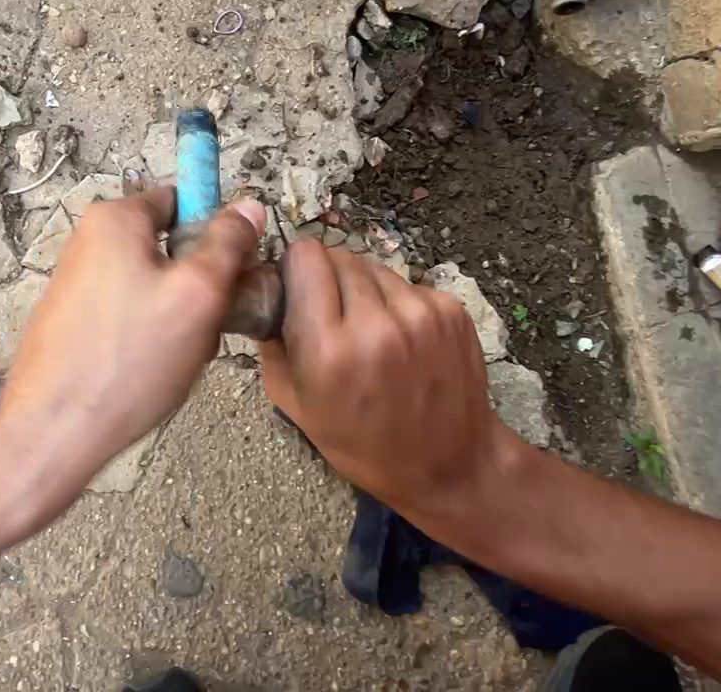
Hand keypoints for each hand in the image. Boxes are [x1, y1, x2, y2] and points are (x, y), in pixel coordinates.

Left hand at [0, 187, 265, 521]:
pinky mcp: (71, 320)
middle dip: (197, 282)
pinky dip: (149, 333)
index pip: (182, 199)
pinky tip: (153, 369)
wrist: (53, 432)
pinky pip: (128, 312)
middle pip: (168, 244)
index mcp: (114, 218)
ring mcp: (76, 281)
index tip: (233, 272)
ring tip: (181, 354)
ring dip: (178, 313)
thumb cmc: (130, 357)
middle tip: (209, 324)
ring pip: (152, 284)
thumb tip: (249, 204)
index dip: (216, 231)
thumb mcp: (198, 293)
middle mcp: (88, 240)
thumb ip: (228, 243)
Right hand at [259, 240, 507, 518]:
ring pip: (373, 267)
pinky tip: (402, 338)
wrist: (449, 465)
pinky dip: (398, 302)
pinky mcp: (450, 310)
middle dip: (329, 278)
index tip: (300, 290)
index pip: (305, 258)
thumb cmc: (361, 442)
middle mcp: (374, 324)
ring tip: (370, 329)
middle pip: (338, 256)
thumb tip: (269, 291)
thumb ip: (273, 343)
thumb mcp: (294, 404)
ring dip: (364, 289)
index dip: (298, 270)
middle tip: (334, 313)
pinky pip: (407, 284)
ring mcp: (419, 314)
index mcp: (328, 349)